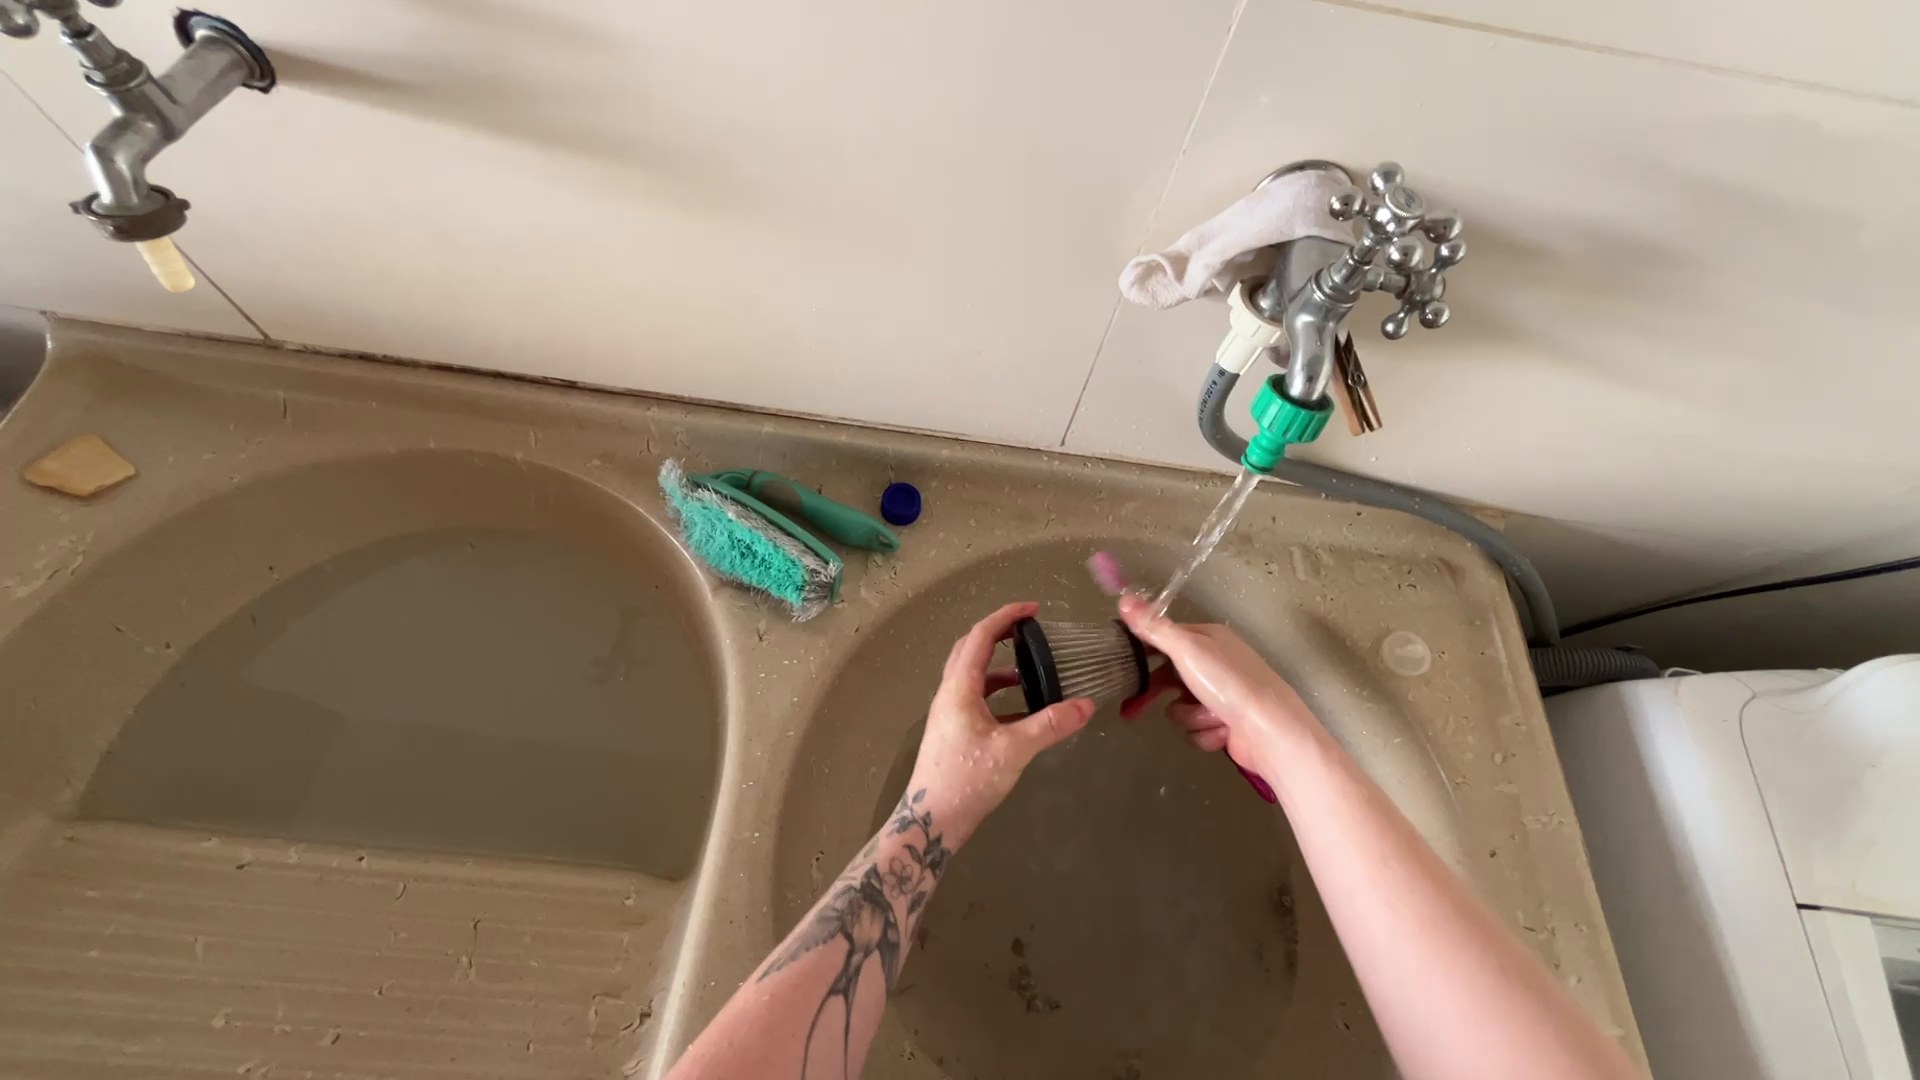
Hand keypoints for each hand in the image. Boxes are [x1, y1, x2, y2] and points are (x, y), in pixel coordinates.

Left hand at [906, 602, 1093, 846]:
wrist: (932, 820)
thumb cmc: (967, 779)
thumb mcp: (1013, 750)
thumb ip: (1050, 725)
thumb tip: (1085, 705)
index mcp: (959, 687)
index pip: (980, 637)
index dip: (1005, 617)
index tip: (1032, 608)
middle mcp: (950, 693)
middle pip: (970, 649)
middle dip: (998, 633)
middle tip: (1028, 629)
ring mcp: (949, 713)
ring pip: (973, 675)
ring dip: (999, 665)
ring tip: (1032, 669)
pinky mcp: (954, 732)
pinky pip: (977, 699)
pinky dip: (998, 694)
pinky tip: (1021, 710)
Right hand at [1117, 594, 1315, 784]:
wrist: (1271, 732)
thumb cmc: (1229, 683)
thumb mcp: (1187, 649)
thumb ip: (1154, 627)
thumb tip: (1124, 599)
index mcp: (1208, 639)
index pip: (1165, 638)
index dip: (1142, 653)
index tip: (1121, 667)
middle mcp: (1215, 663)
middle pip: (1169, 676)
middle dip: (1156, 694)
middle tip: (1131, 711)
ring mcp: (1222, 695)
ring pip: (1181, 707)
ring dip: (1190, 716)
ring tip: (1209, 717)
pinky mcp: (1226, 724)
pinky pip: (1197, 729)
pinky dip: (1205, 733)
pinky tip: (1222, 732)